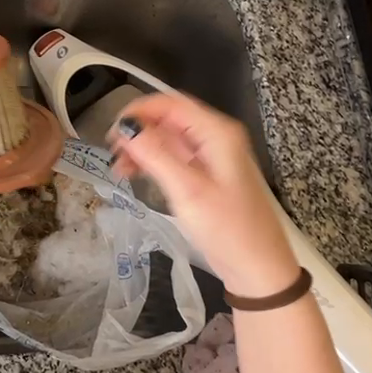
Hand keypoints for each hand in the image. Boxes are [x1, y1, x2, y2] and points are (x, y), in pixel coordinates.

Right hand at [109, 93, 298, 296]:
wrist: (258, 269)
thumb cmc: (228, 230)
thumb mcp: (187, 191)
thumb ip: (156, 155)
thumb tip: (127, 128)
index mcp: (217, 133)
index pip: (171, 103)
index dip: (139, 110)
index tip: (113, 129)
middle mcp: (215, 138)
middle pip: (168, 119)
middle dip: (138, 131)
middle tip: (113, 151)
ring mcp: (211, 157)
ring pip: (168, 138)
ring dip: (142, 147)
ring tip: (119, 167)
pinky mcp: (206, 175)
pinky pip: (173, 156)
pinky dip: (152, 161)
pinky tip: (135, 174)